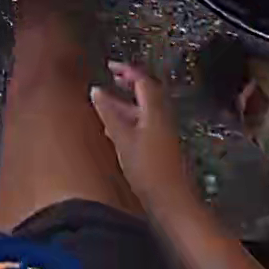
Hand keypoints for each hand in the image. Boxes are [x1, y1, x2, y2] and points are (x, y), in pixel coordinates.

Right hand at [90, 61, 197, 213]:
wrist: (172, 202)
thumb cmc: (147, 168)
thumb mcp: (122, 137)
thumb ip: (108, 112)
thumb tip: (96, 90)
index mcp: (154, 109)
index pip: (142, 80)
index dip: (126, 70)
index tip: (110, 66)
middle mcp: (162, 116)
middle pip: (147, 91)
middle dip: (129, 82)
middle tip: (113, 77)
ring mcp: (164, 131)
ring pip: (145, 107)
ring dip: (128, 101)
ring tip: (108, 101)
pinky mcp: (162, 145)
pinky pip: (146, 121)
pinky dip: (131, 116)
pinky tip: (116, 127)